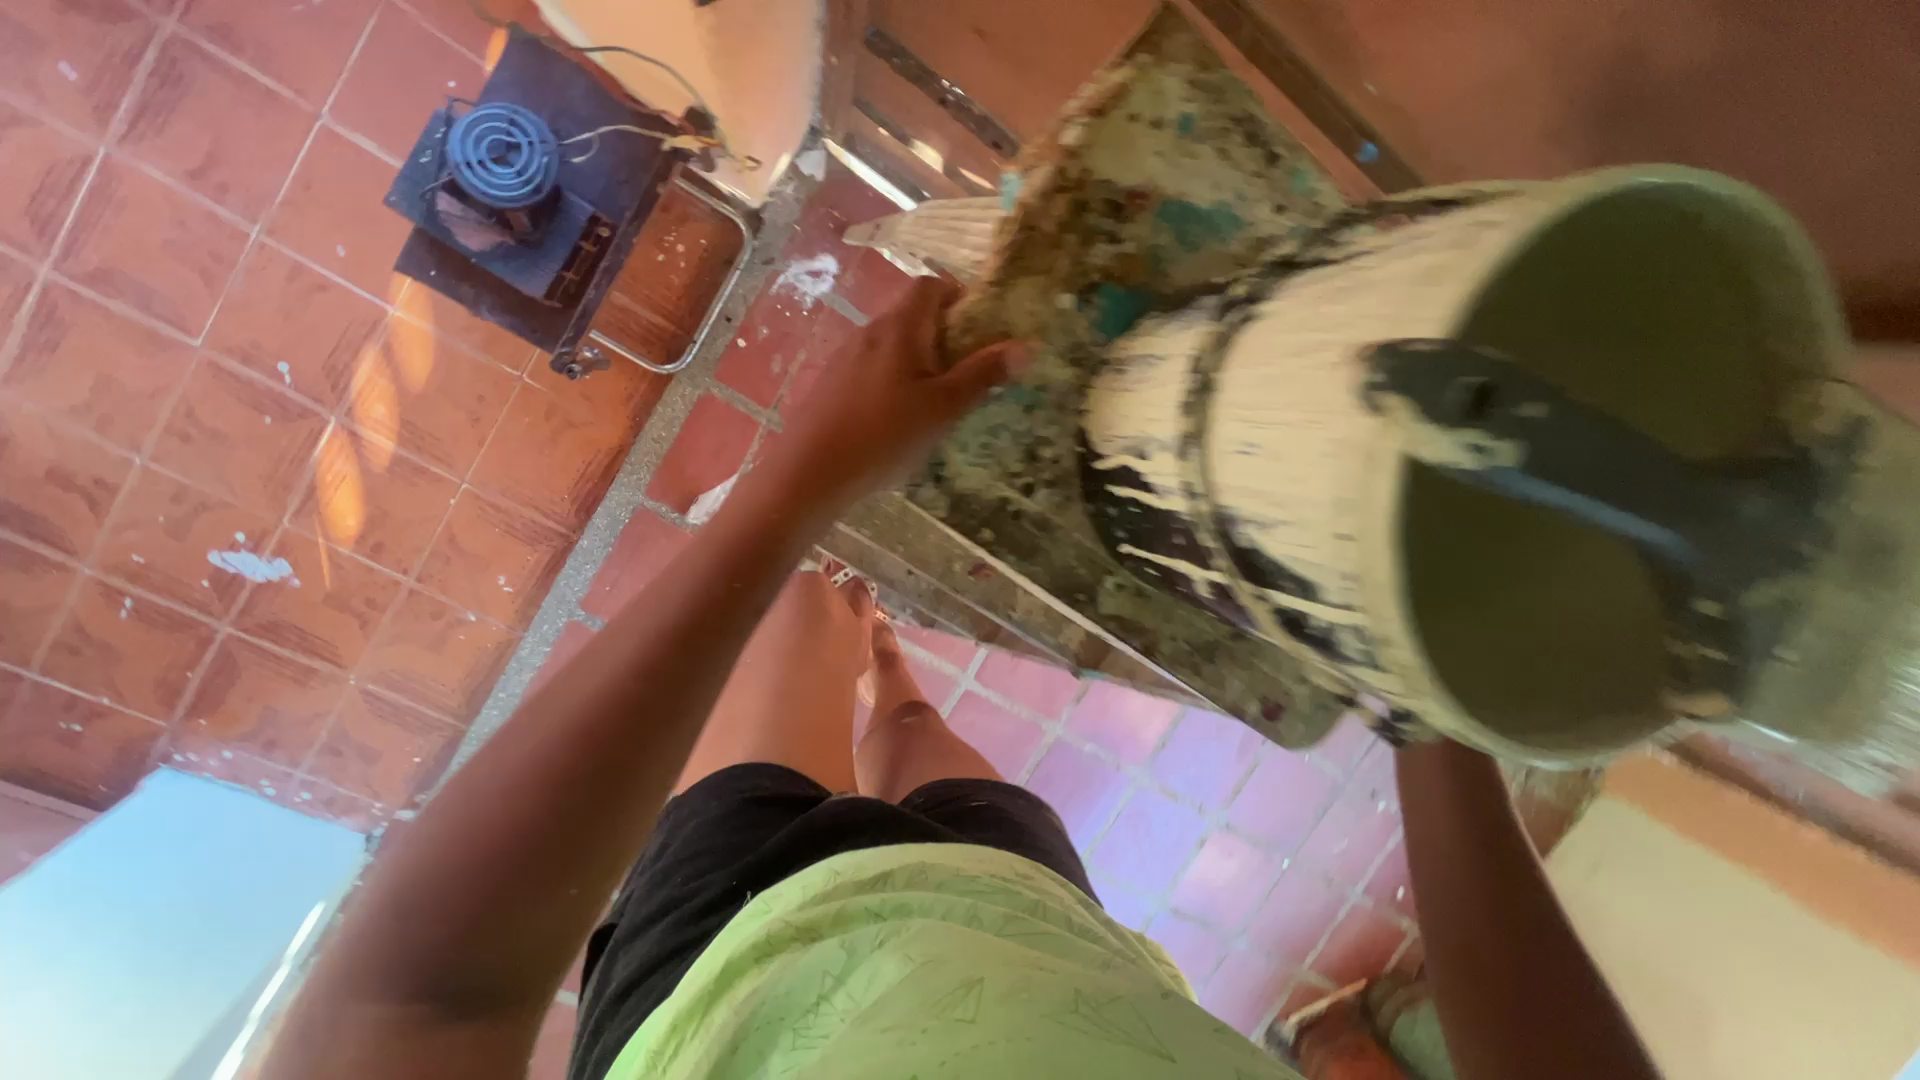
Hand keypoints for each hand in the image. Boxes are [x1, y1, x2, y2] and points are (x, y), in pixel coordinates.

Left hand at [751, 277, 1026, 517]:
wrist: (811, 472)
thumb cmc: (885, 435)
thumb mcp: (943, 408)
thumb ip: (983, 374)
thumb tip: (1026, 345)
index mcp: (900, 327)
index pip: (931, 285)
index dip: (959, 295)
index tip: (981, 327)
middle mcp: (869, 331)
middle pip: (912, 314)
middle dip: (944, 335)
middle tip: (966, 373)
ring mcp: (845, 356)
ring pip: (892, 344)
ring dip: (918, 361)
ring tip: (935, 402)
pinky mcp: (831, 383)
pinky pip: (872, 368)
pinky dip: (893, 380)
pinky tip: (896, 420)